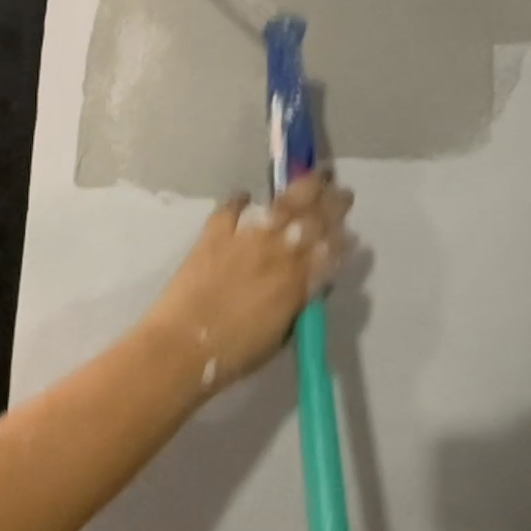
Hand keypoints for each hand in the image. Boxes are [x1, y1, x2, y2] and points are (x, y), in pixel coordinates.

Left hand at [141, 173, 355, 394]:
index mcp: (296, 283)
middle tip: (341, 190)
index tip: (348, 231)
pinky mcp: (214, 234)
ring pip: (280, 206)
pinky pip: (230, 209)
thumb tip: (308, 286)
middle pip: (311, 220)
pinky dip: (239, 200)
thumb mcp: (280, 336)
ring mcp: (245, 239)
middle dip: (331, 203)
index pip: (329, 252)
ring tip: (312, 176)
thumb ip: (296, 305)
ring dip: (300, 189)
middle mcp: (276, 254)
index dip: (341, 239)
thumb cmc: (234, 354)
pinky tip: (246, 195)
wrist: (182, 346)